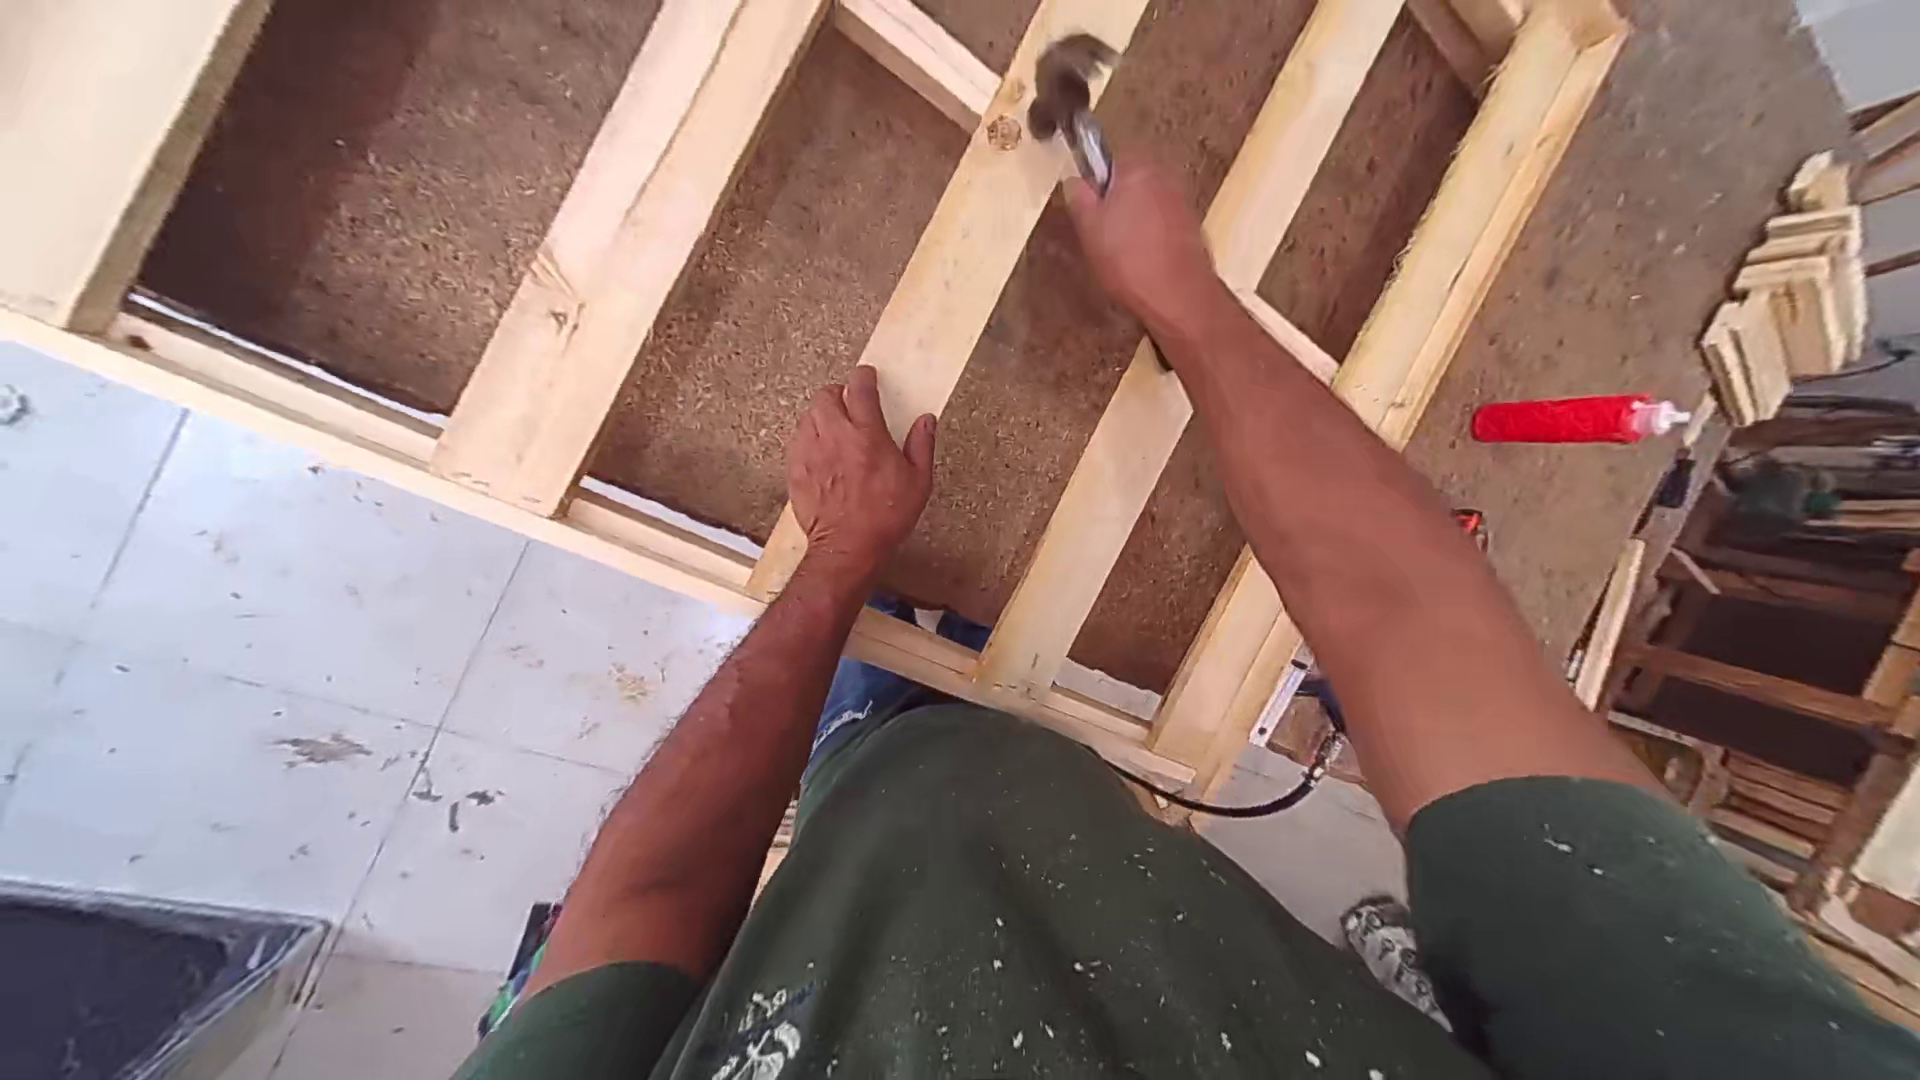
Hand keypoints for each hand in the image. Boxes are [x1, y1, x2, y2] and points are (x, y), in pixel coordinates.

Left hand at [787, 365, 935, 580]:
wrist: (848, 547)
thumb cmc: (884, 518)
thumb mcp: (918, 482)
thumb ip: (921, 445)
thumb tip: (925, 421)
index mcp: (867, 436)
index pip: (860, 387)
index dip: (864, 376)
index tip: (867, 376)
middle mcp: (835, 437)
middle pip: (826, 395)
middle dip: (838, 393)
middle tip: (849, 403)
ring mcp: (811, 452)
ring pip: (809, 415)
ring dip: (822, 415)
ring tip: (835, 428)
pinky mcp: (796, 469)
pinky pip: (797, 440)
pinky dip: (809, 438)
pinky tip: (822, 452)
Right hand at [1064, 160, 1220, 329]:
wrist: (1176, 294)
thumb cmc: (1129, 260)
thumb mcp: (1089, 230)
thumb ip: (1079, 198)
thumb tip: (1075, 182)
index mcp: (1136, 167)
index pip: (1108, 161)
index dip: (1094, 189)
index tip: (1087, 214)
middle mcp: (1163, 174)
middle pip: (1129, 183)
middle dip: (1115, 206)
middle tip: (1101, 238)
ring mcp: (1181, 199)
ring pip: (1145, 205)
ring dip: (1133, 224)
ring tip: (1122, 255)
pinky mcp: (1191, 225)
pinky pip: (1161, 224)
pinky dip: (1150, 238)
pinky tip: (1141, 262)